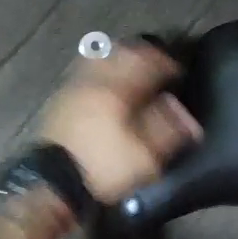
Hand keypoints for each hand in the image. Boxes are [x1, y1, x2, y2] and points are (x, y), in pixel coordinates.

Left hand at [38, 43, 201, 202]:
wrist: (53, 185)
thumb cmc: (102, 169)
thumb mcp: (144, 156)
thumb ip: (168, 130)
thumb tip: (185, 112)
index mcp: (116, 90)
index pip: (147, 64)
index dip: (166, 64)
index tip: (178, 70)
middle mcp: (93, 81)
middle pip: (119, 53)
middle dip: (141, 54)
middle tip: (155, 62)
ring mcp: (72, 89)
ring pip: (99, 59)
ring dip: (118, 58)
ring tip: (130, 68)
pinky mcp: (58, 101)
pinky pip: (83, 73)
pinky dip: (99, 71)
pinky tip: (103, 86)